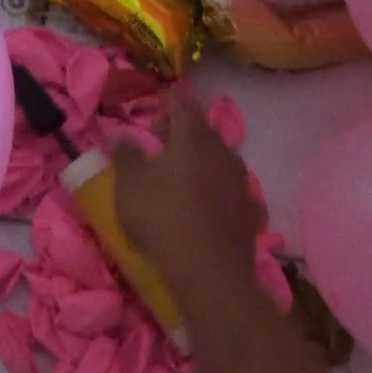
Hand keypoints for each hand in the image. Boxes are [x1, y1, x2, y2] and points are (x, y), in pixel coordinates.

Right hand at [113, 93, 263, 290]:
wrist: (208, 271)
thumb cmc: (161, 216)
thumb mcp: (129, 183)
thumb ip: (125, 154)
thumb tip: (121, 135)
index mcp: (192, 137)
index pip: (182, 105)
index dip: (168, 101)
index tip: (157, 105)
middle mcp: (222, 152)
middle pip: (203, 130)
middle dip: (183, 130)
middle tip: (161, 139)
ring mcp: (240, 182)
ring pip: (221, 159)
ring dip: (203, 159)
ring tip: (184, 172)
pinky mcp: (250, 212)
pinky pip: (233, 190)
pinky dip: (221, 189)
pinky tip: (212, 201)